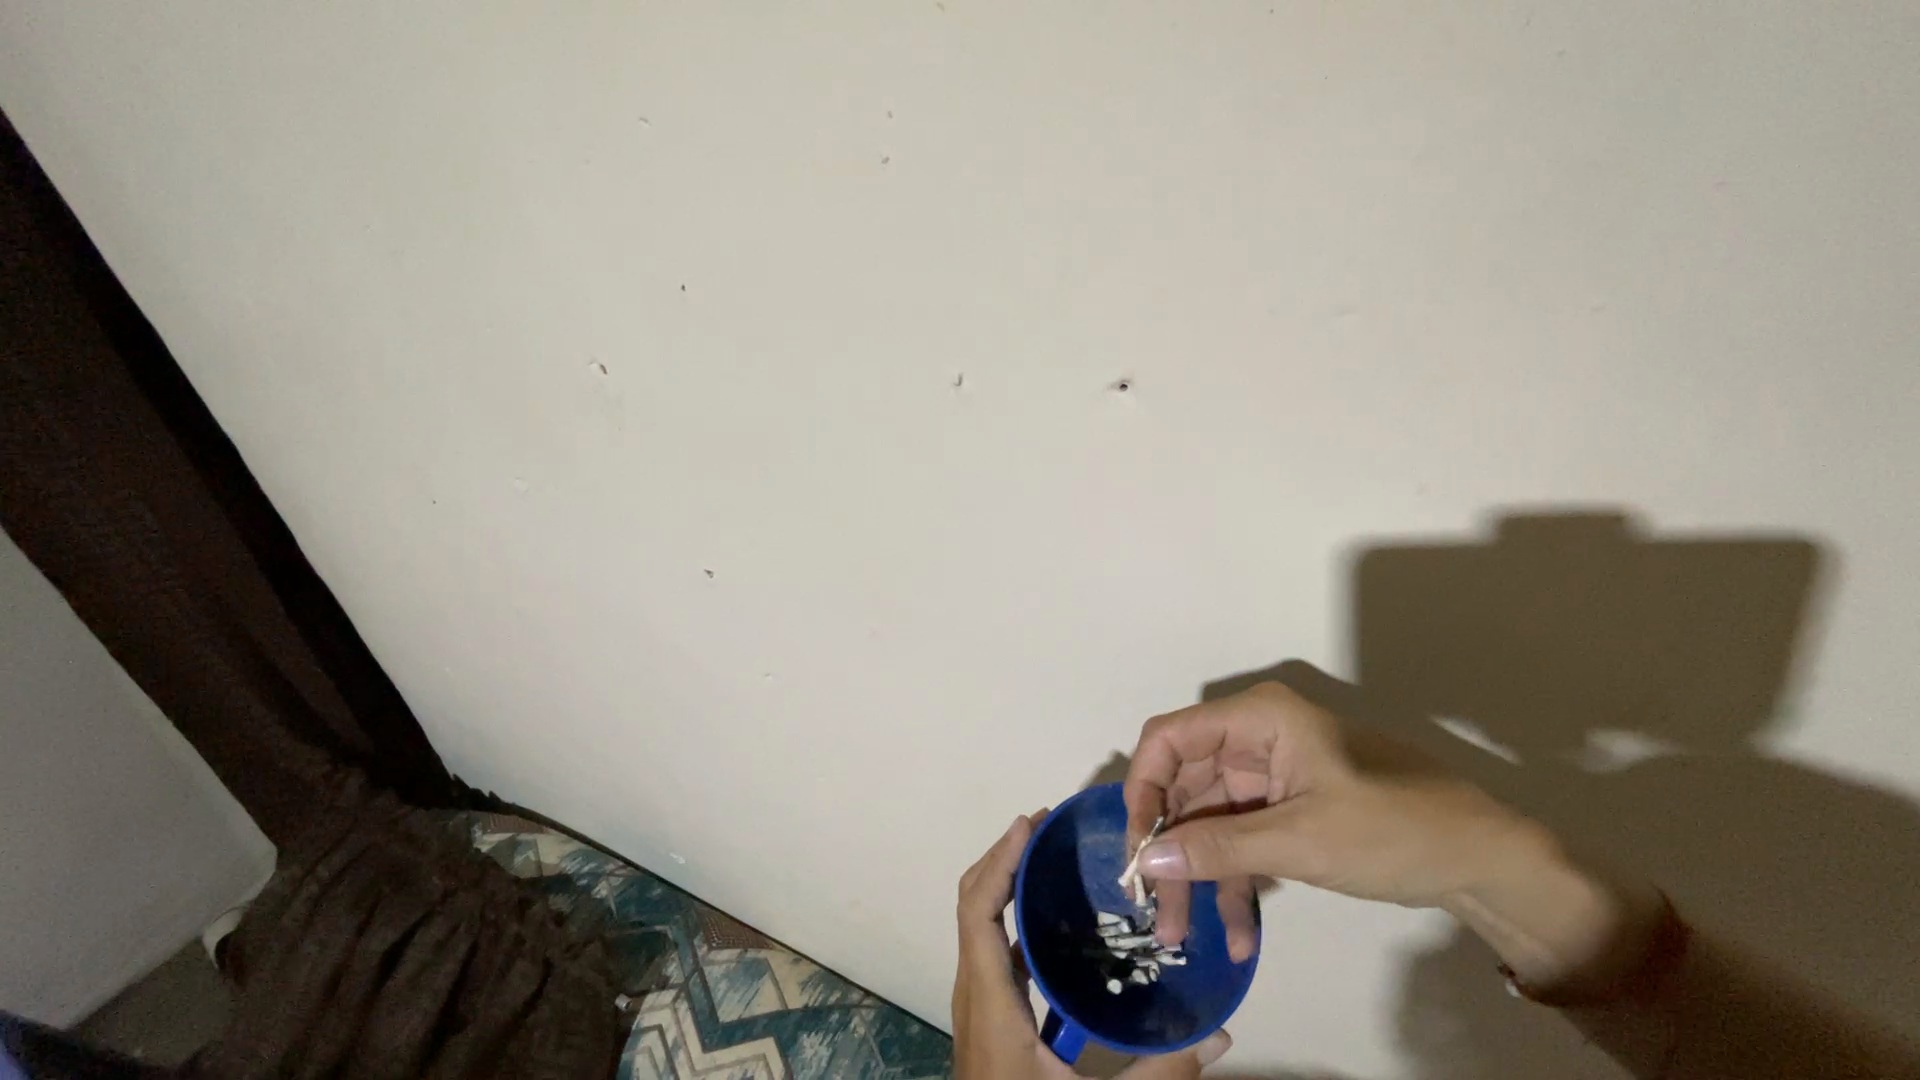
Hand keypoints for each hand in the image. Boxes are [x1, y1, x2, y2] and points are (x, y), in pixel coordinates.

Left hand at [954, 813, 1233, 1079]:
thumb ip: (1161, 1073)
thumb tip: (1220, 1034)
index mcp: (990, 1002)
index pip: (978, 910)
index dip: (999, 860)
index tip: (1029, 824)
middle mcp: (974, 990)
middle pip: (974, 903)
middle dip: (1005, 856)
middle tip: (1049, 826)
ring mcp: (979, 1001)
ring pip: (980, 922)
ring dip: (1007, 881)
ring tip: (1053, 857)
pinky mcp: (989, 1013)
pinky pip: (994, 946)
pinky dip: (1015, 915)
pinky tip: (1056, 918)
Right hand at [1124, 681, 1545, 958]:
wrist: (1486, 862)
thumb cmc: (1395, 830)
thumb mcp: (1301, 840)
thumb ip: (1218, 847)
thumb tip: (1145, 860)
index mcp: (1258, 719)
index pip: (1170, 738)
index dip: (1143, 787)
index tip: (1137, 847)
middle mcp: (1254, 739)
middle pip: (1184, 786)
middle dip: (1170, 849)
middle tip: (1155, 910)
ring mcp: (1269, 775)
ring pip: (1207, 821)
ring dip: (1197, 877)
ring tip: (1184, 937)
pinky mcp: (1284, 809)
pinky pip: (1240, 841)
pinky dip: (1235, 883)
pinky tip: (1238, 936)